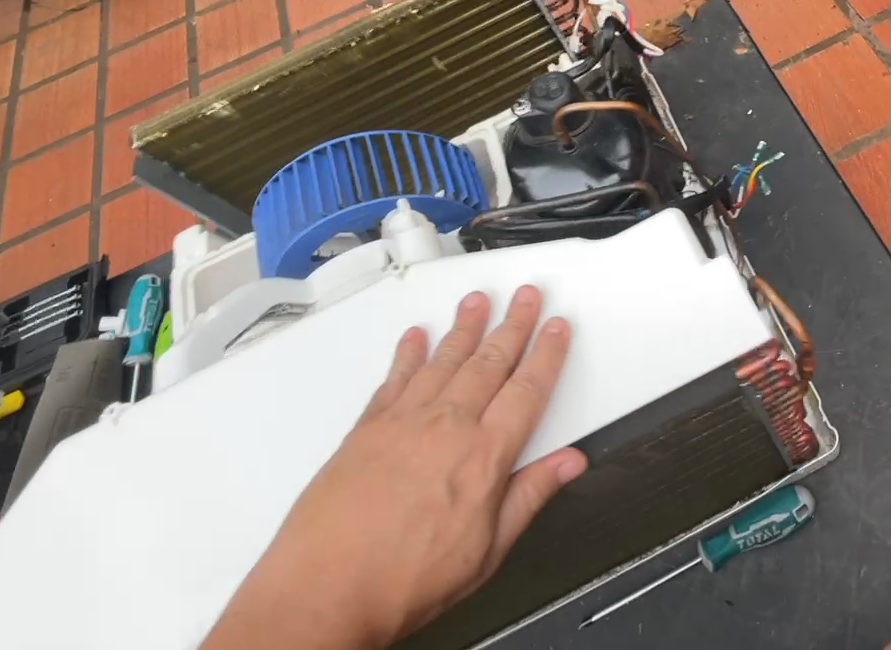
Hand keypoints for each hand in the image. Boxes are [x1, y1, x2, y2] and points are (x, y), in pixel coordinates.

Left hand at [201, 286, 587, 649]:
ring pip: (445, 359)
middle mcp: (446, 427)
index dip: (546, 354)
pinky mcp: (367, 428)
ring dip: (466, 326)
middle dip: (513, 323)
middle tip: (526, 295)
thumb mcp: (486, 553)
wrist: (322, 594)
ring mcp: (404, 422)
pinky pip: (395, 378)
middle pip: (490, 361)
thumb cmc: (401, 581)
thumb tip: (568, 464)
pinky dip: (408, 353)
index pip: (527, 390)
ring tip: (478, 299)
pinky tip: (415, 336)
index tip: (556, 328)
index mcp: (483, 457)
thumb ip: (530, 497)